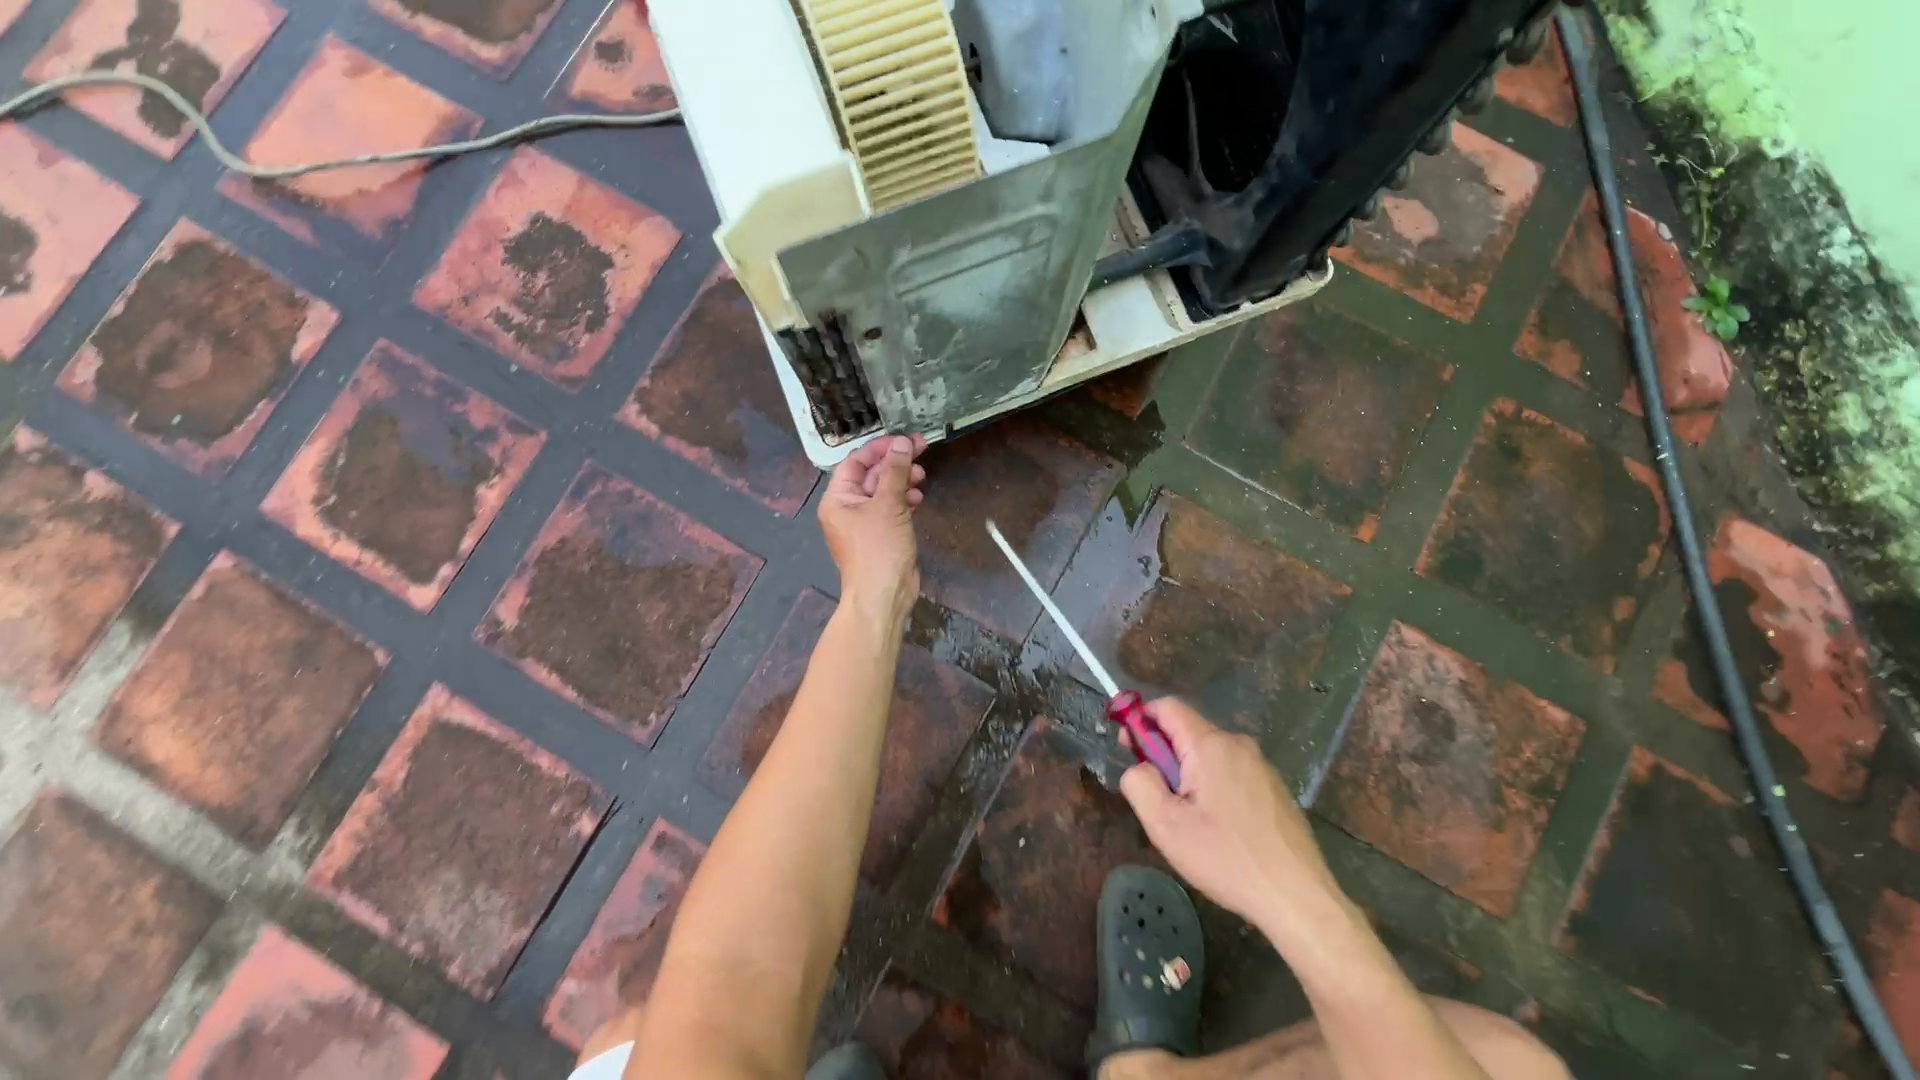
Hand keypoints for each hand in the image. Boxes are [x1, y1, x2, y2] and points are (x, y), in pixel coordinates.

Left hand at [819, 433, 927, 623]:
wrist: (883, 595)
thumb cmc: (878, 549)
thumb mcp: (888, 505)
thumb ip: (895, 471)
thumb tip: (902, 443)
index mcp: (838, 498)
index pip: (856, 461)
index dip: (880, 448)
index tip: (905, 439)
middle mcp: (847, 508)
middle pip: (871, 474)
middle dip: (895, 463)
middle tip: (921, 450)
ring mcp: (864, 523)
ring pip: (883, 491)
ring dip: (902, 480)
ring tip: (921, 476)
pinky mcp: (881, 535)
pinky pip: (891, 509)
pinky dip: (905, 500)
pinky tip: (919, 498)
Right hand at [1119, 699, 1349, 937]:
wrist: (1296, 896)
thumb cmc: (1225, 858)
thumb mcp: (1165, 825)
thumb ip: (1139, 783)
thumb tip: (1138, 766)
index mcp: (1210, 746)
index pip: (1167, 706)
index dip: (1140, 720)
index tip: (1129, 751)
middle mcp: (1238, 744)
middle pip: (1188, 733)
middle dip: (1165, 758)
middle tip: (1161, 804)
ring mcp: (1261, 766)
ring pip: (1210, 757)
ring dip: (1190, 778)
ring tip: (1192, 825)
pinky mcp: (1275, 788)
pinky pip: (1232, 774)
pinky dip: (1215, 790)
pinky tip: (1221, 832)